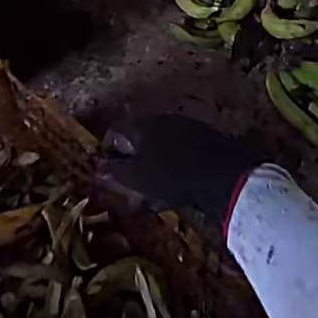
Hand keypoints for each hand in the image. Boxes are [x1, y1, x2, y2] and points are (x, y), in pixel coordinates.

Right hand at [100, 114, 266, 234]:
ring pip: (158, 149)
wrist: (218, 174)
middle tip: (130, 189)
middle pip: (138, 140)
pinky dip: (171, 171)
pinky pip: (178, 155)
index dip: (107, 155)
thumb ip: (113, 171)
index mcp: (142, 125)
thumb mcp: (134, 177)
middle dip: (132, 164)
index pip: (115, 133)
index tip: (108, 177)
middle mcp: (162, 120)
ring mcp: (185, 128)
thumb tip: (99, 168)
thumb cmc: (169, 175)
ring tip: (151, 197)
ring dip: (152, 170)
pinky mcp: (203, 141)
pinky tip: (174, 192)